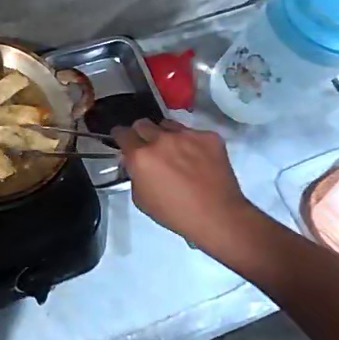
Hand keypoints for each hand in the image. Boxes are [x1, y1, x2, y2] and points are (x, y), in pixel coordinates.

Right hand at [113, 118, 256, 245]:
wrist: (218, 215)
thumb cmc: (175, 213)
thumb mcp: (141, 199)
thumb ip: (134, 175)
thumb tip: (136, 164)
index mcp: (141, 156)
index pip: (123, 133)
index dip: (120, 136)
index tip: (122, 139)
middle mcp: (161, 140)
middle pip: (143, 124)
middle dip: (142, 134)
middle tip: (148, 147)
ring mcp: (187, 135)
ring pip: (168, 125)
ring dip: (165, 135)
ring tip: (174, 151)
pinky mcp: (209, 136)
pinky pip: (193, 133)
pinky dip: (190, 143)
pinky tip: (197, 159)